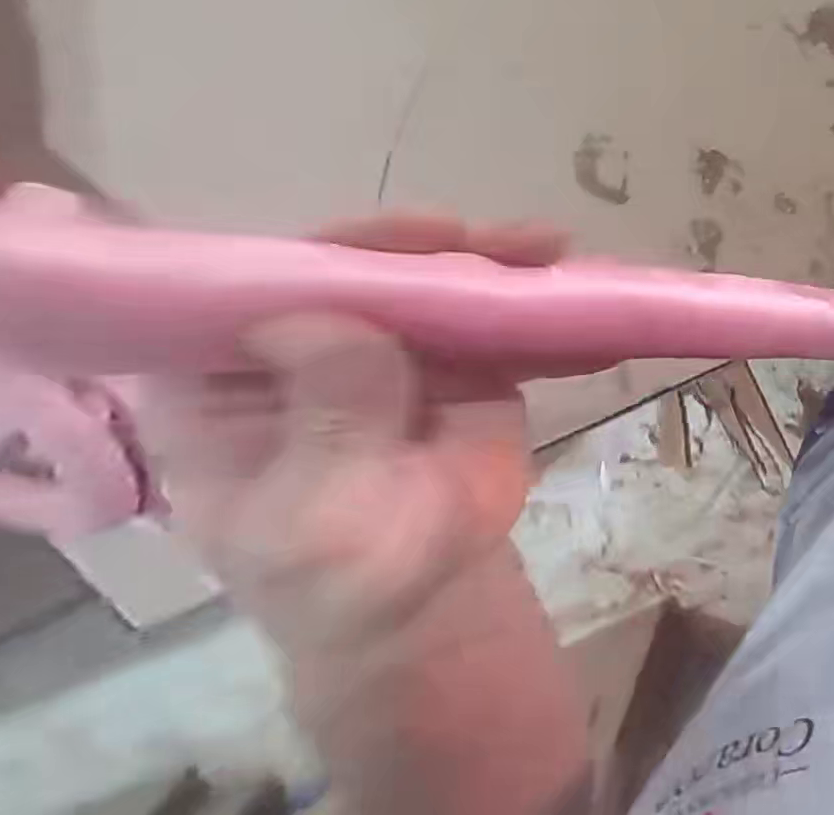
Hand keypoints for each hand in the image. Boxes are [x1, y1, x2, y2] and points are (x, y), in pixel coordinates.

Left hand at [140, 213, 567, 651]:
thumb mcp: (315, 511)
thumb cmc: (340, 573)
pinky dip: (552, 324)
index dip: (348, 252)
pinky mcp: (471, 368)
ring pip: (453, 293)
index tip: (427, 236)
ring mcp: (405, 353)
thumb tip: (328, 318)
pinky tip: (595, 319)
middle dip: (452, 251)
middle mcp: (322, 345)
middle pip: (383, 275)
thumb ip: (326, 421)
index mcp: (238, 374)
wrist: (426, 598)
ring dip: (511, 271)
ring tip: (565, 256)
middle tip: (522, 243)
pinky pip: (509, 334)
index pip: (280, 286)